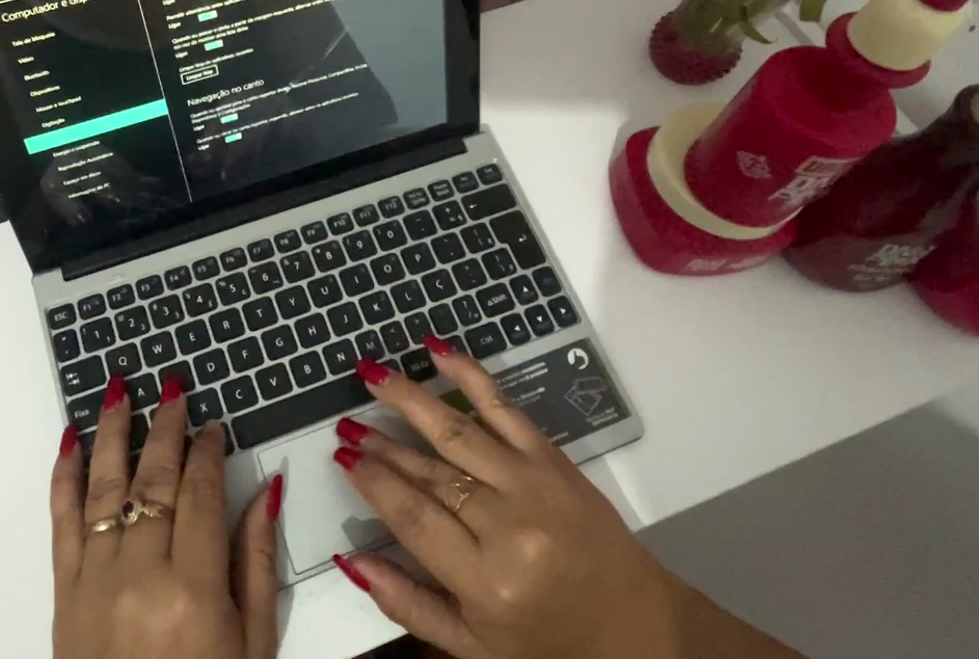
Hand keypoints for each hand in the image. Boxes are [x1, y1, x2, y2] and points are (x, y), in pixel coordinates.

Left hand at [50, 374, 281, 658]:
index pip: (202, 493)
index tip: (214, 424)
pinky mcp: (63, 591)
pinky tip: (70, 441)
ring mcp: (95, 579)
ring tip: (118, 388)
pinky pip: (61, 521)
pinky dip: (64, 476)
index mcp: (195, 587)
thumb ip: (256, 560)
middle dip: (165, 427)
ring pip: (104, 487)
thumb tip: (268, 488)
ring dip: (113, 432)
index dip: (209, 452)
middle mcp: (140, 573)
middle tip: (173, 387)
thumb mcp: (254, 641)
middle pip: (154, 480)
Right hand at [330, 341, 801, 658]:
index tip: (342, 456)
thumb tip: (350, 559)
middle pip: (429, 472)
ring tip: (371, 374)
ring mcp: (533, 483)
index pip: (413, 516)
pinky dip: (469, 375)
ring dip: (408, 398)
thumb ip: (408, 603)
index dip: (373, 482)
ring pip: (456, 432)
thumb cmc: (548, 642)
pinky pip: (504, 407)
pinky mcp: (553, 458)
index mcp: (485, 581)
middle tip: (345, 425)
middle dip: (381, 445)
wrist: (636, 627)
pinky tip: (438, 350)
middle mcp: (507, 525)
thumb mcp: (473, 646)